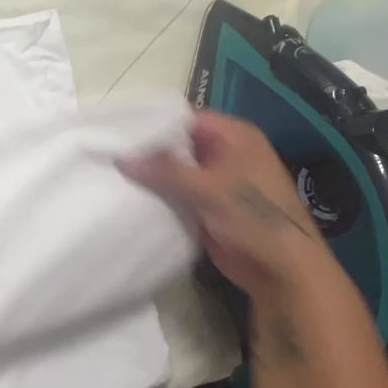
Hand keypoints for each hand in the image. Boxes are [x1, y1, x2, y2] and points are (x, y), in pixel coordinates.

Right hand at [120, 111, 337, 303]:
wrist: (278, 268)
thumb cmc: (254, 219)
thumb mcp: (210, 190)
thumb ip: (166, 171)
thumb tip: (123, 158)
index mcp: (234, 137)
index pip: (187, 119)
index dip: (154, 124)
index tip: (119, 132)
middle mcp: (224, 153)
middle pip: (178, 144)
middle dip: (147, 151)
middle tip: (110, 155)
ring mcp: (214, 181)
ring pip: (174, 171)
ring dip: (150, 176)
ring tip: (112, 175)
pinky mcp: (205, 206)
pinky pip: (176, 194)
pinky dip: (157, 196)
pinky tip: (129, 197)